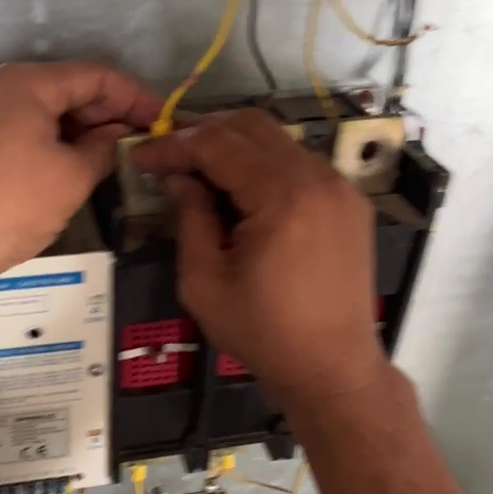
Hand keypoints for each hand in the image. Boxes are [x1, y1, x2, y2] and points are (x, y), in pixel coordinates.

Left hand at [0, 61, 161, 304]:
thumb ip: (103, 148)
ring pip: (47, 113)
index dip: (136, 96)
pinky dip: (56, 144)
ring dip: (84, 131)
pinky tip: (76, 166)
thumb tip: (117, 135)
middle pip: (70, 90)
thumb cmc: (9, 204)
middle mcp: (2, 88)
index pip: (97, 75)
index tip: (164, 118)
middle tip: (144, 139)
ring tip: (117, 156)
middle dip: (110, 113)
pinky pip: (26, 132)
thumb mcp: (71, 177)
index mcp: (28, 83)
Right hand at [130, 109, 388, 407]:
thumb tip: (180, 179)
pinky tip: (242, 191)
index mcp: (282, 197)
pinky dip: (266, 164)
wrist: (332, 367)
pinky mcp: (350, 203)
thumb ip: (190, 220)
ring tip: (200, 172)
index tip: (141, 155)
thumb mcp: (205, 283)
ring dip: (235, 146)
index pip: (218, 144)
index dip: (174, 145)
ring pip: (279, 140)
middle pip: (252, 126)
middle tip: (168, 155)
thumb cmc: (262, 333)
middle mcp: (318, 178)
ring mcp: (341, 187)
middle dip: (203, 133)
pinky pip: (301, 163)